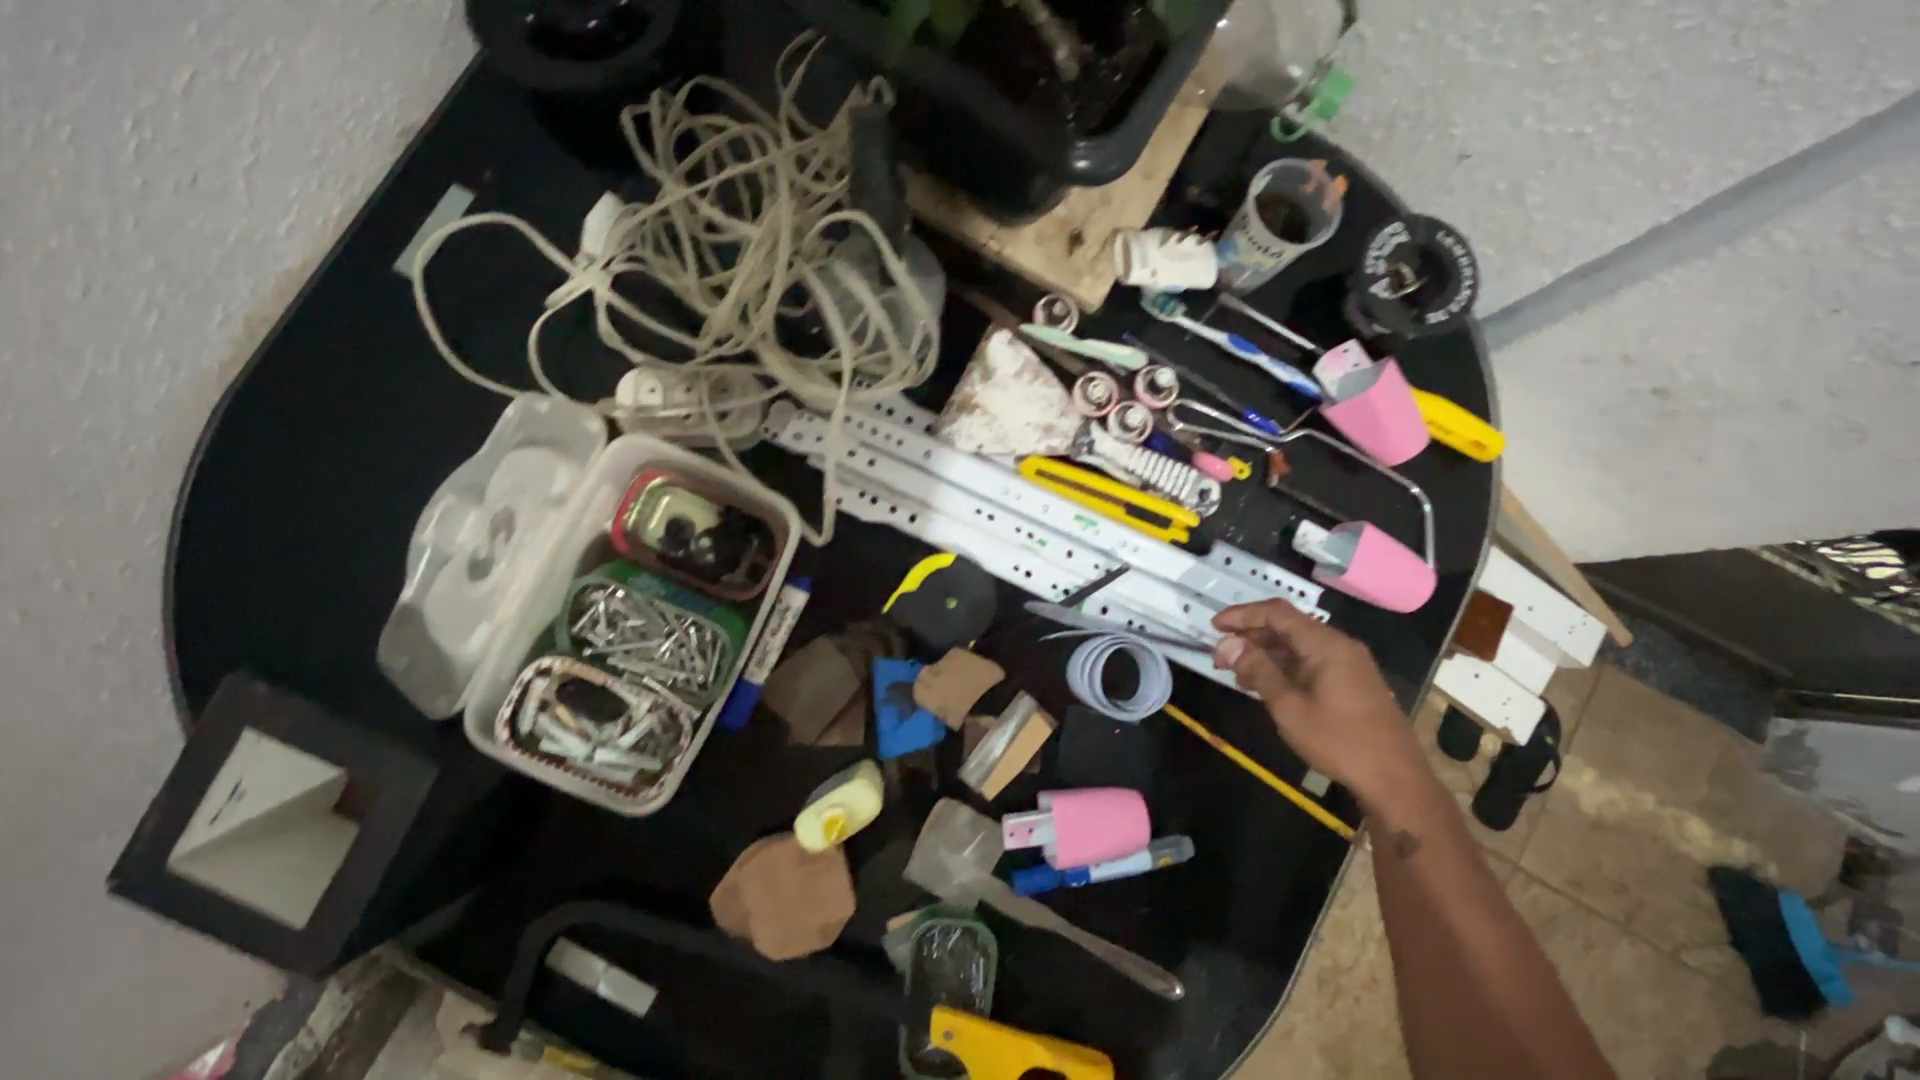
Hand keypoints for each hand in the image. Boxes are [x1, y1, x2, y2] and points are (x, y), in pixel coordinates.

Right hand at [1212, 600, 1424, 800]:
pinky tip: (1267, 686)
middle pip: (1288, 626)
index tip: (1215, 627)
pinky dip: (1285, 667)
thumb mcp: (1289, 707)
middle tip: (1222, 658)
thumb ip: (1259, 671)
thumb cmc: (1338, 741)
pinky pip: (1311, 662)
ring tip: (1239, 675)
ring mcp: (1349, 664)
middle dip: (1251, 637)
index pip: (1278, 612)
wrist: (1394, 778)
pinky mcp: (1352, 681)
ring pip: (1299, 646)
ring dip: (1267, 654)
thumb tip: (1228, 645)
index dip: (1243, 615)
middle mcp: (1339, 645)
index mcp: (1326, 645)